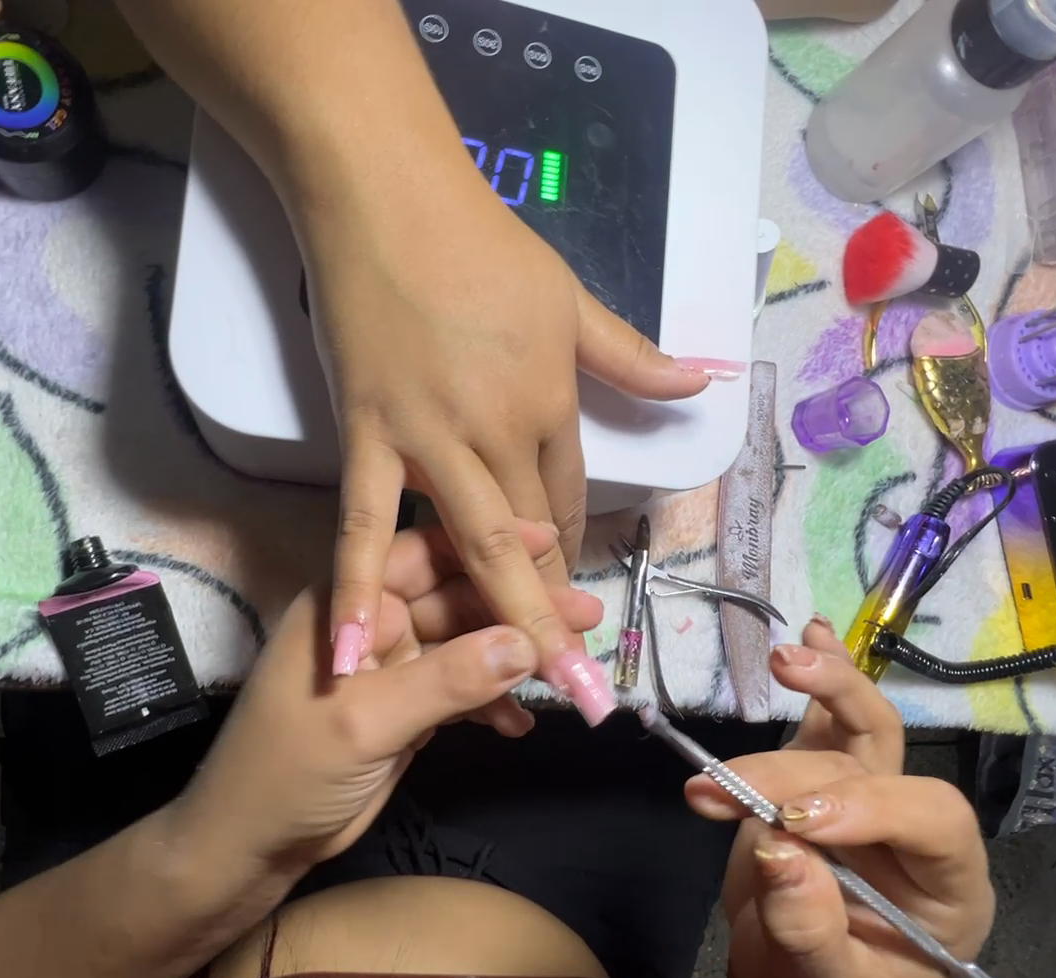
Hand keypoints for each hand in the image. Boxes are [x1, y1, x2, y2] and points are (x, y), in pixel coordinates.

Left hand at [171, 521, 603, 908]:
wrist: (252, 845)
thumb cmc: (292, 769)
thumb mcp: (369, 720)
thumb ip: (449, 679)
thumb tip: (528, 643)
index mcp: (349, 602)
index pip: (425, 555)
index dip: (486, 546)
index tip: (549, 544)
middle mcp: (373, 624)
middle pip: (456, 603)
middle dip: (517, 611)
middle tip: (586, 614)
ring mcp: (391, 668)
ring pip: (465, 649)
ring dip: (513, 661)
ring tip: (573, 672)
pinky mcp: (404, 708)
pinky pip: (458, 693)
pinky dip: (489, 705)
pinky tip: (521, 723)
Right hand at [295, 147, 723, 717]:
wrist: (388, 200)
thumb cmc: (483, 246)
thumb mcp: (571, 298)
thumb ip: (632, 355)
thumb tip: (700, 380)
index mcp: (550, 403)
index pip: (571, 499)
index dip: (574, 550)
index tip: (573, 597)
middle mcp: (499, 435)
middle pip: (535, 541)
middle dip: (560, 623)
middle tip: (586, 699)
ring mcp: (429, 444)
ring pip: (473, 547)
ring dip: (499, 624)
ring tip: (523, 695)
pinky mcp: (366, 440)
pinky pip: (362, 525)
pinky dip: (357, 589)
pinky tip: (355, 655)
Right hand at [684, 618, 993, 977]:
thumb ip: (808, 932)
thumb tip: (777, 850)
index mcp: (950, 887)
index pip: (931, 818)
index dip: (867, 806)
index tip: (792, 826)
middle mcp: (915, 830)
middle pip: (873, 767)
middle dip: (796, 771)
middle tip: (727, 786)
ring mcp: (868, 795)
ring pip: (853, 730)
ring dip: (807, 703)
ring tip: (758, 695)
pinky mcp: (822, 776)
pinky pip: (831, 719)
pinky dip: (823, 677)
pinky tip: (812, 634)